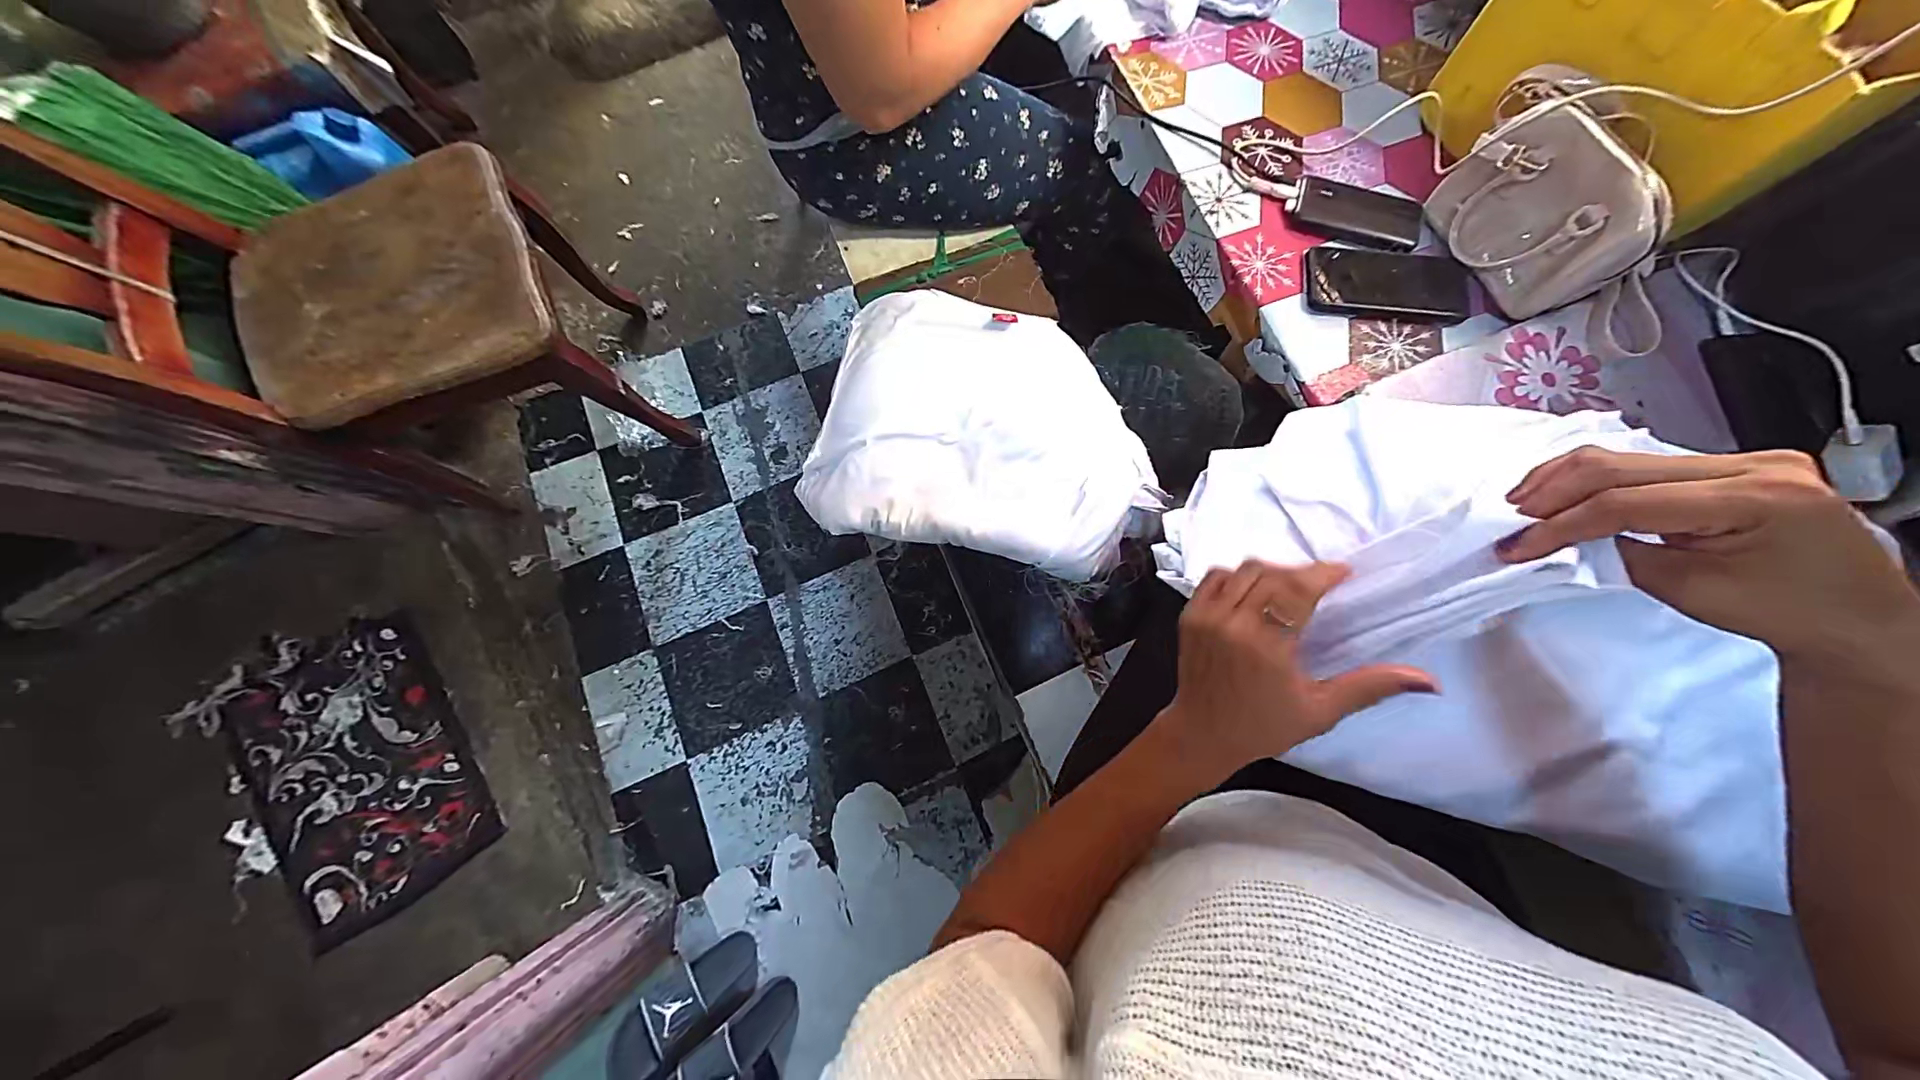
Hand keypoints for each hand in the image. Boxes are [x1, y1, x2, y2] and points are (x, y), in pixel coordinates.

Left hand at [1156, 560, 1437, 784]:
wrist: (1202, 733)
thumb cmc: (1262, 726)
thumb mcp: (1320, 711)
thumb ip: (1369, 687)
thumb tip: (1428, 680)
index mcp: (1265, 645)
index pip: (1296, 590)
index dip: (1323, 574)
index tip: (1343, 573)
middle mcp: (1232, 623)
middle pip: (1270, 574)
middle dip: (1300, 573)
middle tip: (1321, 583)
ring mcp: (1206, 617)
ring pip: (1241, 571)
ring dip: (1270, 572)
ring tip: (1290, 587)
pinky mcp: (1189, 616)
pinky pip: (1214, 579)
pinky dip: (1236, 576)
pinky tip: (1254, 591)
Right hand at [1497, 447, 1919, 661]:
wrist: (1857, 618)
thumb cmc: (1783, 613)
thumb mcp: (1689, 588)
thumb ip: (1622, 553)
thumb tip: (1563, 538)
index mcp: (1756, 496)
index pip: (1627, 502)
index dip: (1560, 525)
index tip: (1516, 548)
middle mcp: (1752, 463)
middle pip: (1619, 465)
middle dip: (1552, 492)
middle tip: (1508, 521)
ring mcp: (1743, 459)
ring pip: (1624, 456)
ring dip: (1563, 481)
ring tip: (1522, 506)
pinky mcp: (1728, 466)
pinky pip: (1643, 465)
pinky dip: (1592, 482)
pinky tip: (1561, 495)